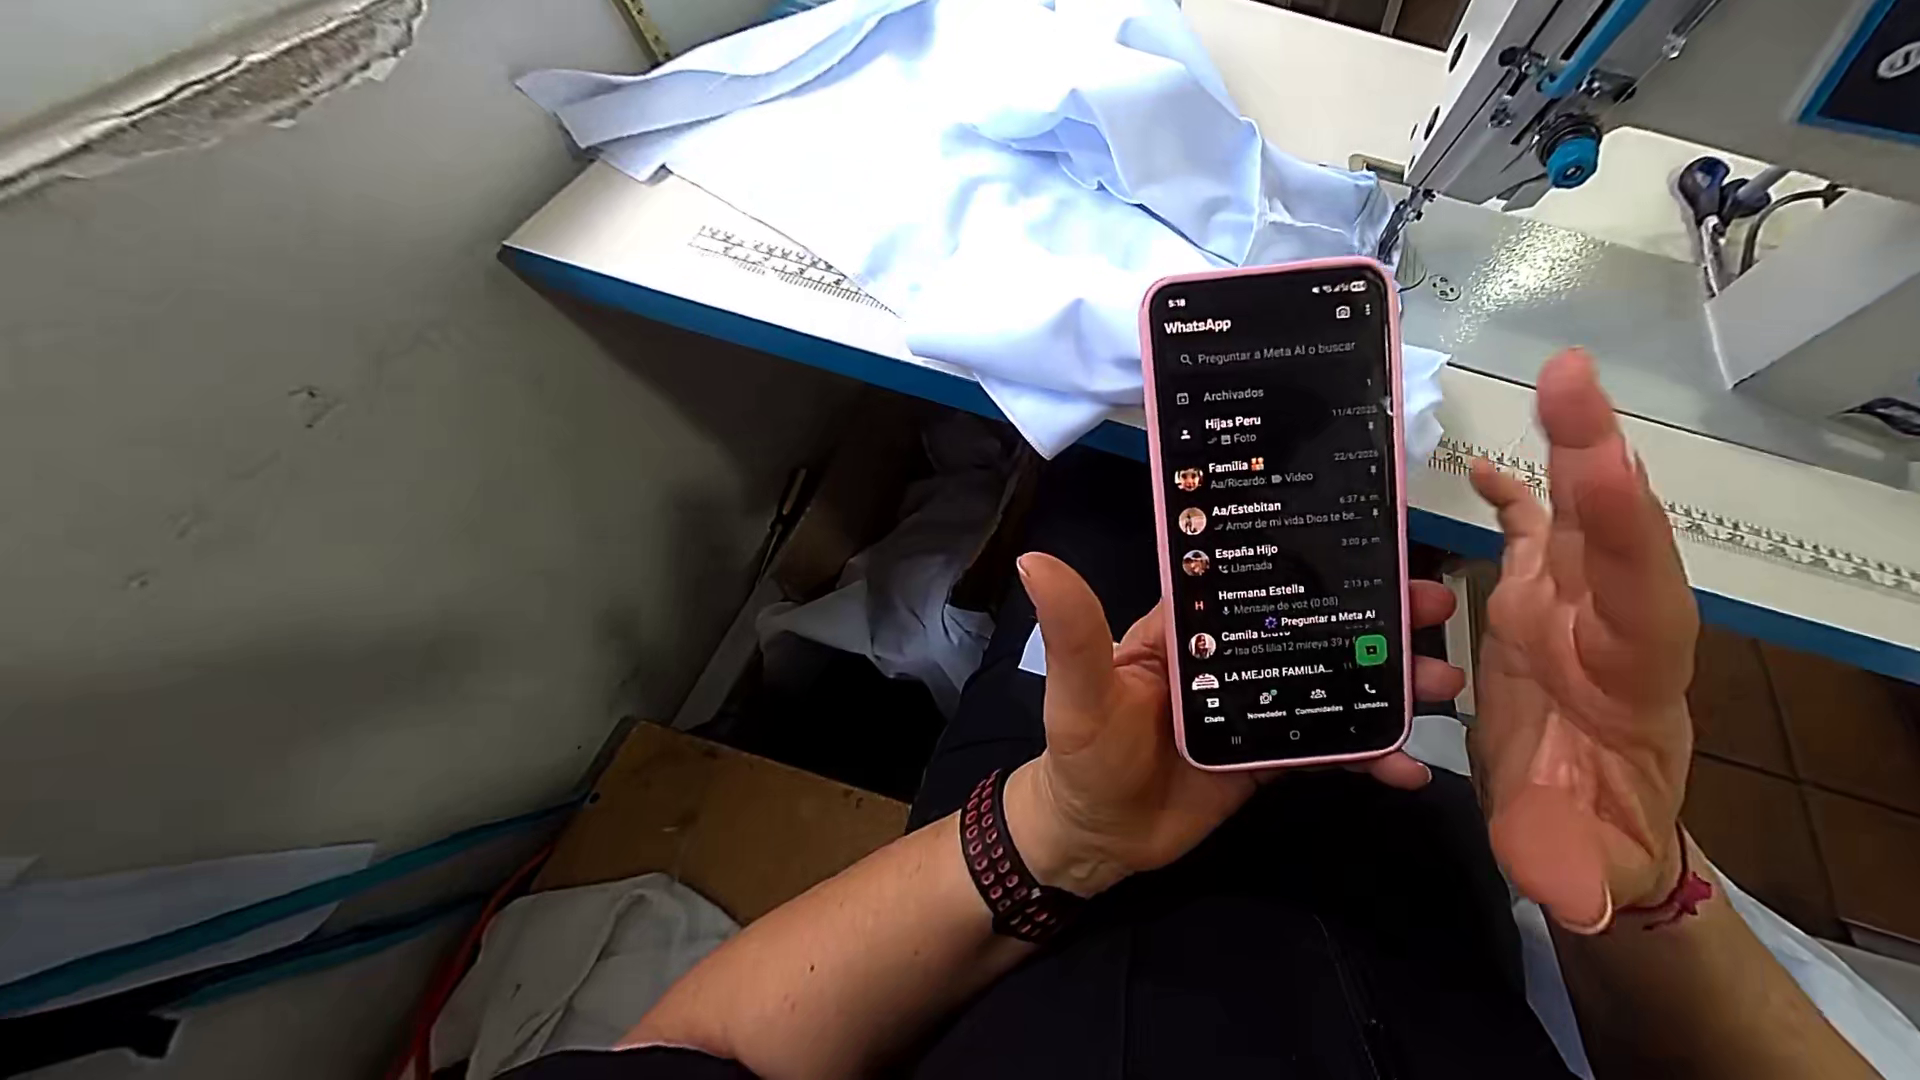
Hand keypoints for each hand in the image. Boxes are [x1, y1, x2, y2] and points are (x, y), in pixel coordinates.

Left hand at [1002, 551, 1466, 896]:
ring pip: (1325, 684)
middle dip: (1367, 617)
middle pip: (1301, 629)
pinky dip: (1365, 754)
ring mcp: (1248, 710)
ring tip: (1443, 684)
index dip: (1306, 565)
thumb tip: (1034, 561)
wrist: (1097, 838)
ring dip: (1382, 682)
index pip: (1246, 584)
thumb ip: (1071, 629)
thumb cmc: (1082, 755)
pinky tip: (1406, 767)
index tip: (1373, 554)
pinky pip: (1324, 747)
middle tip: (1435, 609)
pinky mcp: (1265, 758)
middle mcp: (1220, 662)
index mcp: (1181, 632)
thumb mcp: (1076, 690)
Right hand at [1468, 348, 1697, 932]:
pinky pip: (1531, 533)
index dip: (1616, 530)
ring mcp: (1569, 603)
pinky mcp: (1535, 600)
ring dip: (1563, 449)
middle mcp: (1607, 622)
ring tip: (1545, 385)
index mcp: (1624, 675)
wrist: (1587, 814)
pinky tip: (1479, 465)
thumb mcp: (1567, 852)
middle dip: (1595, 452)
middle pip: (1614, 528)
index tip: (1593, 468)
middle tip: (1572, 377)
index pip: (1637, 593)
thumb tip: (1566, 895)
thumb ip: (1564, 860)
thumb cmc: (1582, 825)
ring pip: (1576, 515)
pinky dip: (1515, 493)